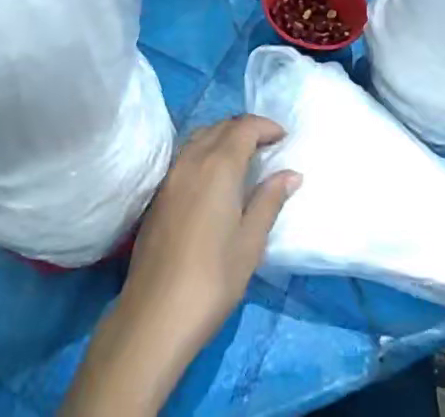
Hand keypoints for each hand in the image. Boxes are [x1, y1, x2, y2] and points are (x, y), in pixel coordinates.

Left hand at [60, 116, 298, 416]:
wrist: (154, 316)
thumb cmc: (213, 278)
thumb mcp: (251, 241)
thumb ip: (269, 200)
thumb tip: (290, 174)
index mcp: (218, 166)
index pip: (244, 127)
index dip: (266, 127)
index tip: (283, 138)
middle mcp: (191, 161)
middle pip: (220, 127)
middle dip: (245, 129)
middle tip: (267, 146)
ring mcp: (169, 178)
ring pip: (198, 139)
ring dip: (222, 138)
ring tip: (243, 159)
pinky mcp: (157, 197)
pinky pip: (184, 157)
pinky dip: (204, 153)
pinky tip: (214, 180)